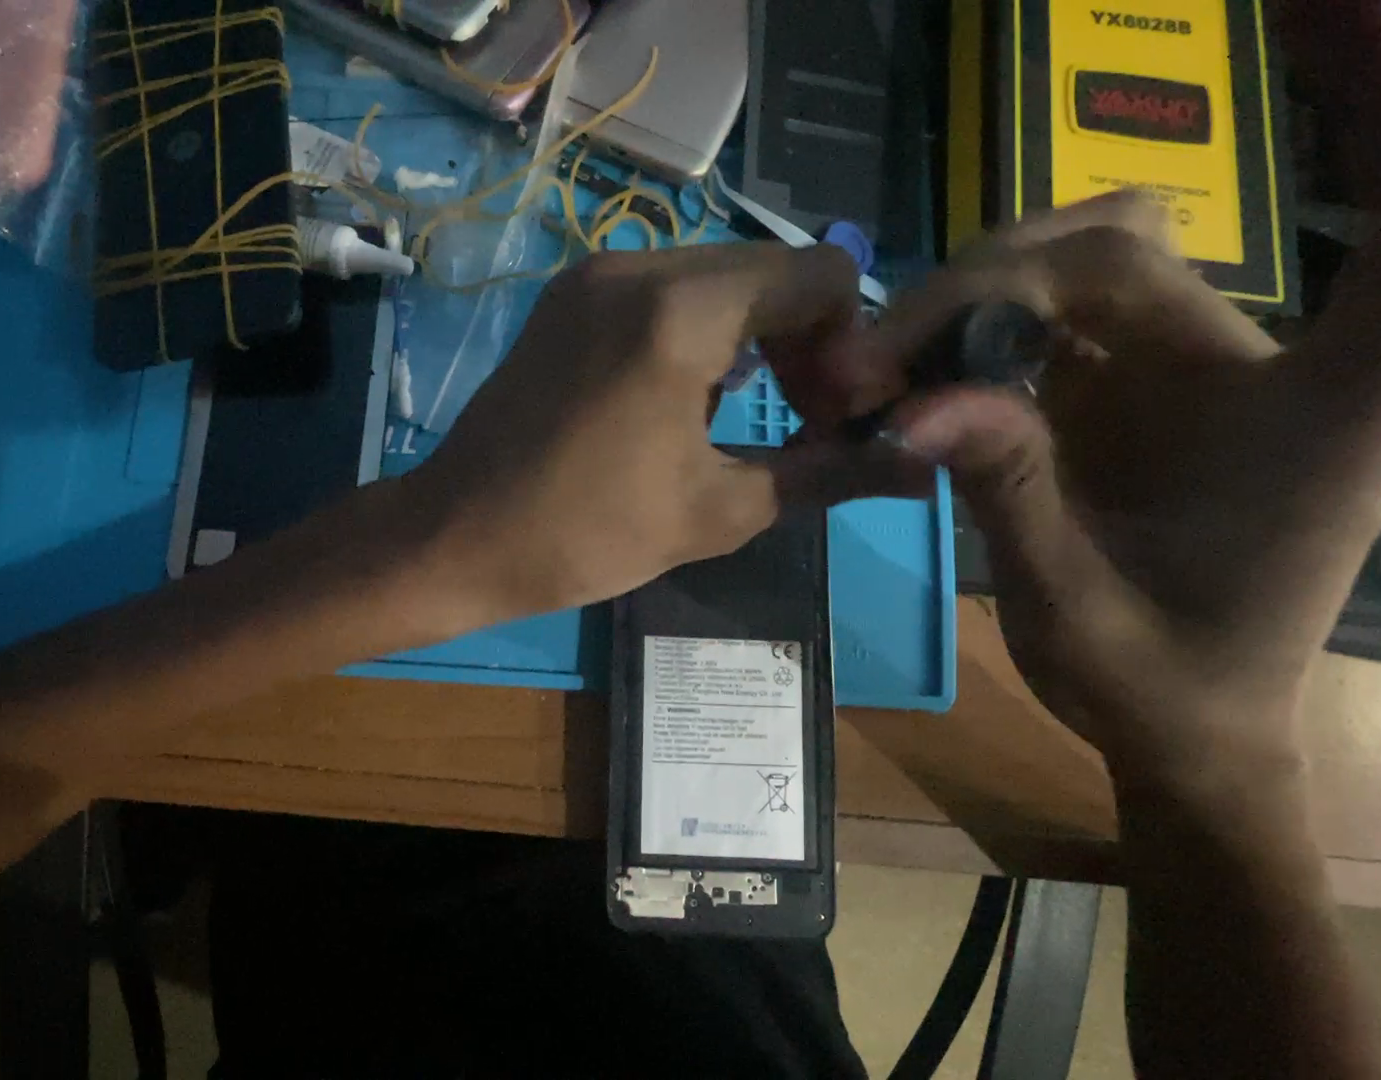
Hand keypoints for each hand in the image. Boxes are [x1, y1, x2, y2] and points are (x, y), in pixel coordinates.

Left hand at [401, 242, 897, 621]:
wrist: (457, 537)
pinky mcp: (566, 298)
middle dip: (806, 338)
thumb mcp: (717, 512)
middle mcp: (636, 265)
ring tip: (748, 415)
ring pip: (715, 276)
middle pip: (768, 269)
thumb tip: (922, 465)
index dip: (851, 341)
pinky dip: (699, 329)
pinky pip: (662, 290)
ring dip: (754, 334)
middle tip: (804, 420)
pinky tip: (691, 396)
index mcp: (679, 311)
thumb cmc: (585, 534)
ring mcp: (591, 276)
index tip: (834, 414)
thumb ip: (826, 474)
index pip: (818, 274)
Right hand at [817, 0, 1380, 787]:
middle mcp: (1248, 359)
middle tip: (864, 367)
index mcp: (1321, 408)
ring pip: (1062, 264)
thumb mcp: (1080, 610)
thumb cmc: (1163, 681)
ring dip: (957, 299)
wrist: (1176, 721)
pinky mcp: (1104, 382)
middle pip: (1114, 251)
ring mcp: (1169, 364)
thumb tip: (913, 406)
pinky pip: (1025, 313)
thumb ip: (1010, 497)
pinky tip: (896, 374)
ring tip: (868, 375)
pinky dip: (954, 329)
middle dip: (973, 290)